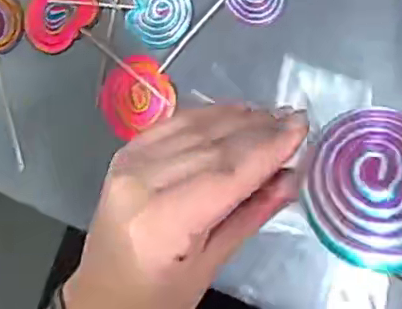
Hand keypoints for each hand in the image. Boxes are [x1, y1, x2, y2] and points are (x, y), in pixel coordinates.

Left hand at [65, 104, 307, 308]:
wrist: (100, 298)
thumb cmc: (155, 298)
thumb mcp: (207, 268)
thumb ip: (251, 215)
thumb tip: (292, 176)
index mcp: (158, 225)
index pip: (225, 175)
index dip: (267, 149)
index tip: (301, 128)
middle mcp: (140, 184)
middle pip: (215, 147)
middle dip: (261, 130)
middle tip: (296, 118)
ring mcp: (131, 162)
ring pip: (201, 127)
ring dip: (243, 118)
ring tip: (276, 115)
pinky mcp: (130, 149)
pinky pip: (181, 120)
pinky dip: (215, 113)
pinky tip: (240, 112)